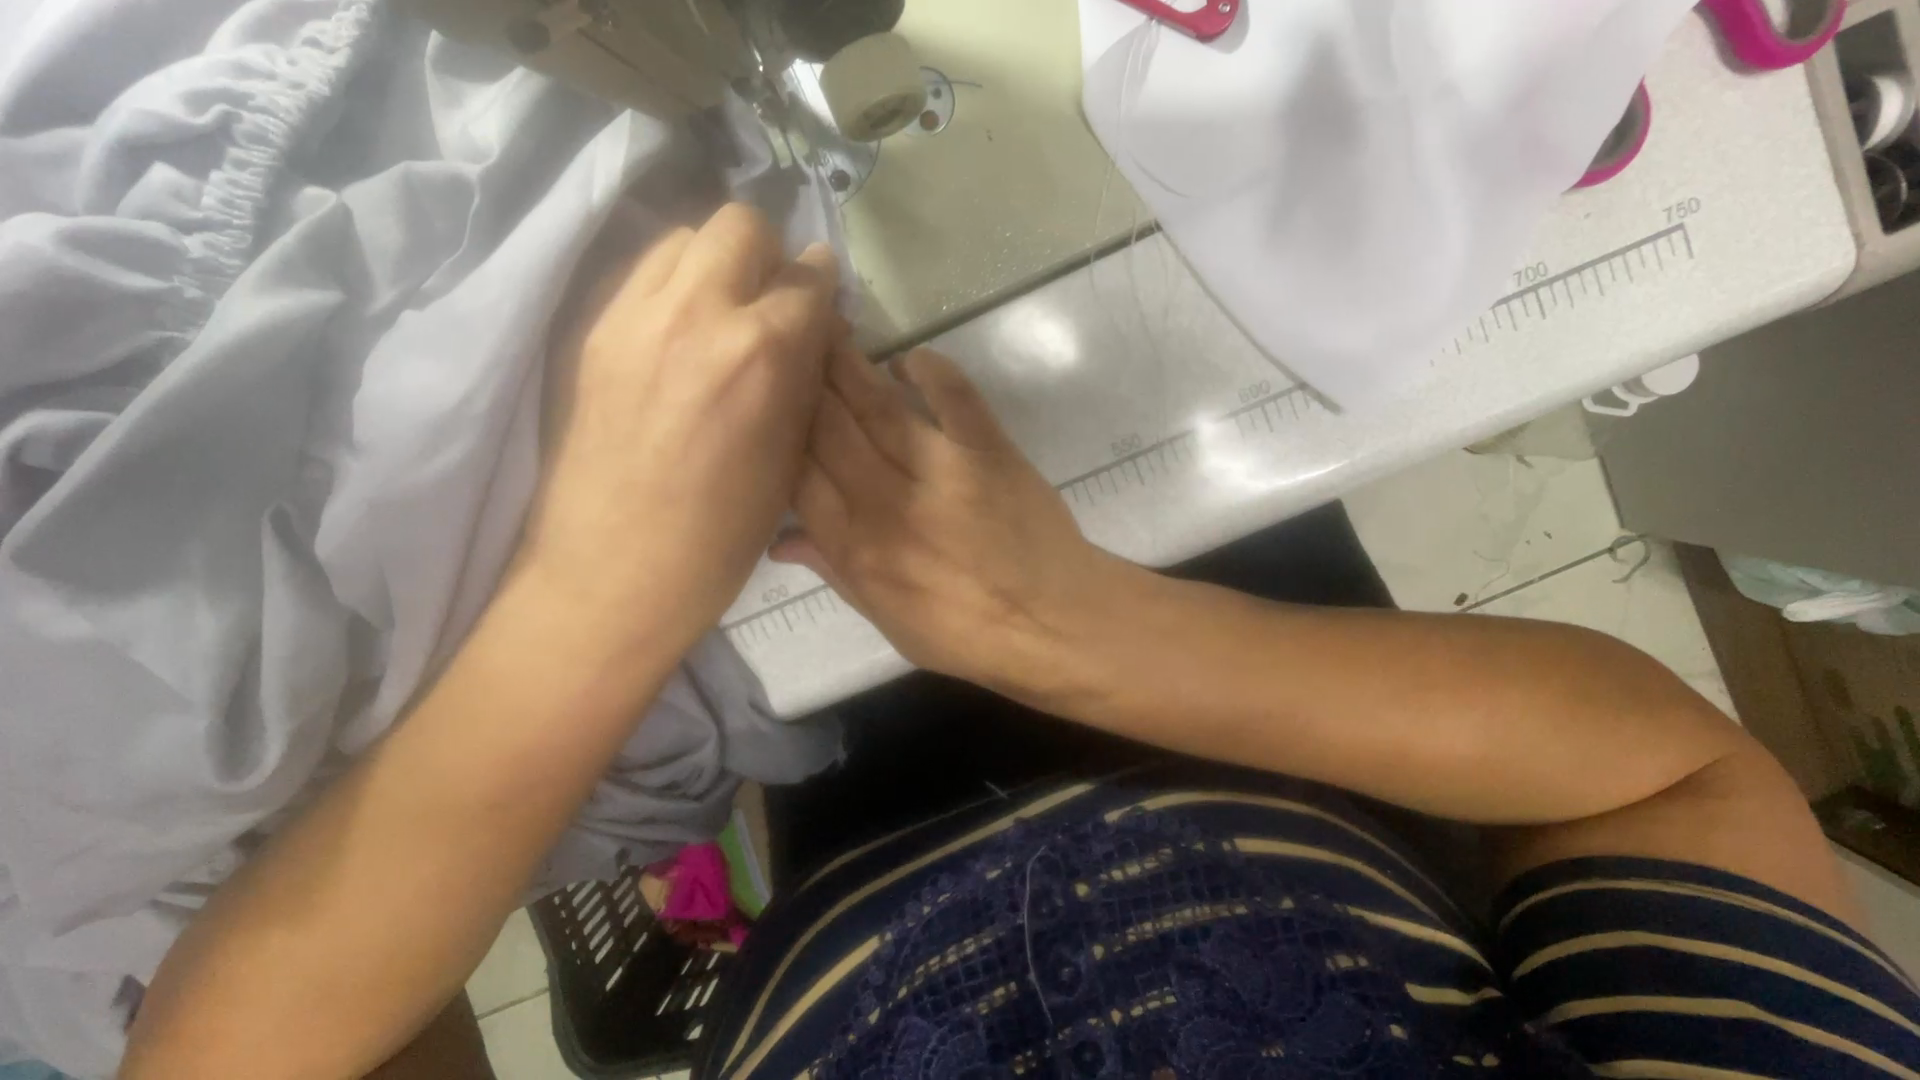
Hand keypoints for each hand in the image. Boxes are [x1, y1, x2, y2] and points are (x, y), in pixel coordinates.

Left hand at [515, 203, 840, 658]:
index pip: (807, 281)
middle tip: (773, 301)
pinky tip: (682, 335)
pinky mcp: (595, 332)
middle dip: (768, 255)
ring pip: (684, 238)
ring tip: (724, 313)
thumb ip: (805, 377)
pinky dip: (675, 286)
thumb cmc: (723, 534)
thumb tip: (815, 329)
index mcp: (762, 352)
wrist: (616, 570)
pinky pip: (643, 276)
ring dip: (716, 262)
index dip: (823, 290)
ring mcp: (635, 316)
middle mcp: (698, 312)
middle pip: (740, 228)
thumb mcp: (790, 454)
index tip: (824, 306)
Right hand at [771, 345, 1124, 699]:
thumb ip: (835, 572)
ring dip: (848, 365)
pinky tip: (909, 357)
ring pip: (878, 407)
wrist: (1053, 624)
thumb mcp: (889, 621)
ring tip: (825, 329)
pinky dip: (931, 370)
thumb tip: (780, 541)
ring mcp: (940, 472)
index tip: (766, 407)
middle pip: (828, 430)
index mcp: (857, 549)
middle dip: (801, 385)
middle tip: (784, 345)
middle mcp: (887, 504)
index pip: (798, 478)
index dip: (777, 437)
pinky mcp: (989, 451)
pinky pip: (954, 398)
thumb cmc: (965, 633)